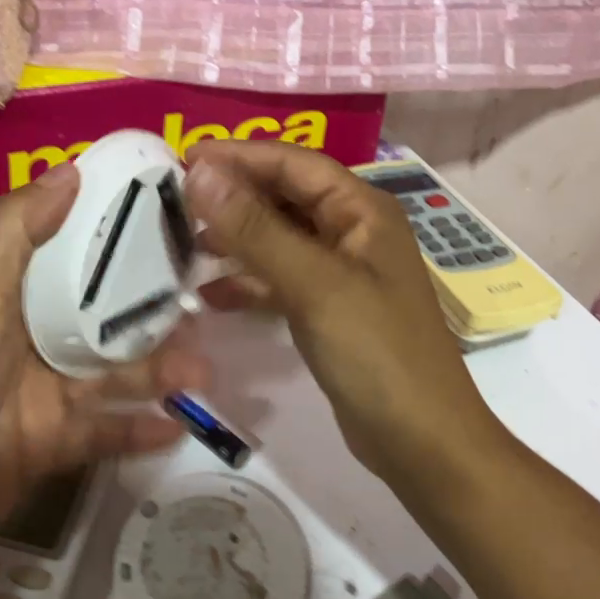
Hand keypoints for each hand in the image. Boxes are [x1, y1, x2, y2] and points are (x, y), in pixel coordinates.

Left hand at [0, 163, 208, 598]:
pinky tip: (179, 423)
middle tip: (203, 299)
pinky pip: (100, 430)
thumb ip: (15, 230)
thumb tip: (70, 169)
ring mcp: (30, 391)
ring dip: (154, 368)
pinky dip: (137, 427)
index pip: (52, 243)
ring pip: (105, 369)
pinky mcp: (42, 444)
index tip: (156, 211)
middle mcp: (15, 332)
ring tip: (203, 370)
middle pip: (91, 308)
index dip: (98, 224)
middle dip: (146, 305)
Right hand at [183, 141, 506, 482]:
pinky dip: (248, 280)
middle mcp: (353, 230)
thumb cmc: (377, 351)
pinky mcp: (329, 309)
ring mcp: (342, 271)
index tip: (183, 157)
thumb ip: (255, 227)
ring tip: (184, 240)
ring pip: (280, 237)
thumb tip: (200, 172)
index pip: (293, 163)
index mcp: (361, 209)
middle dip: (233, 194)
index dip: (239, 155)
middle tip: (175, 198)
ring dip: (236, 236)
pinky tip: (210, 294)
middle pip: (285, 195)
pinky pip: (281, 278)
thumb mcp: (314, 283)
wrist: (423, 443)